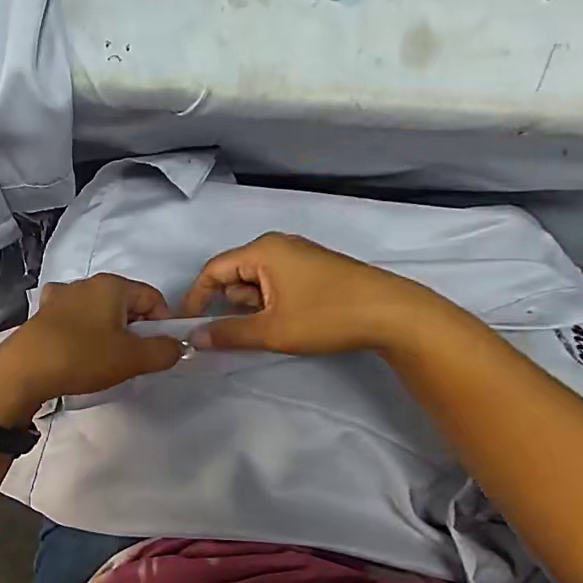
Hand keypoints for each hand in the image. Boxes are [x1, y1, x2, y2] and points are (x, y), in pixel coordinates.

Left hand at [0, 274, 183, 424]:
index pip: (153, 298)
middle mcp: (87, 283)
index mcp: (112, 285)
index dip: (163, 323)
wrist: (24, 370)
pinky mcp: (43, 312)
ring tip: (105, 359)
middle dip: (136, 329)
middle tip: (133, 359)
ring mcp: (61, 296)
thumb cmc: (83, 357)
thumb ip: (163, 351)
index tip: (159, 350)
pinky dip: (84, 330)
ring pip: (100, 310)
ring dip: (109, 331)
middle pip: (126, 302)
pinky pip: (75, 317)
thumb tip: (175, 345)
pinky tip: (79, 347)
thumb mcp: (133, 359)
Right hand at [179, 232, 463, 356]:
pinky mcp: (314, 267)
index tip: (189, 324)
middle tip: (244, 332)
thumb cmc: (326, 316)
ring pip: (257, 281)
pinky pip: (277, 282)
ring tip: (274, 329)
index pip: (213, 270)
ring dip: (255, 307)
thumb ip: (228, 333)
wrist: (393, 313)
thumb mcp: (272, 330)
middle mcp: (277, 245)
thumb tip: (194, 337)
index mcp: (262, 250)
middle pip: (235, 274)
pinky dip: (272, 303)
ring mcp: (298, 254)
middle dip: (232, 304)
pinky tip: (290, 322)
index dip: (197, 298)